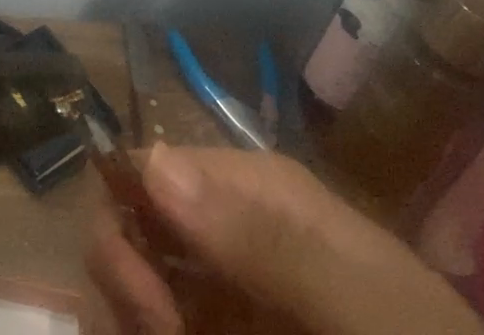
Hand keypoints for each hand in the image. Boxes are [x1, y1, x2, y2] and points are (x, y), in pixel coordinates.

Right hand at [87, 145, 483, 334]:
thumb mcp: (363, 308)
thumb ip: (267, 242)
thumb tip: (155, 165)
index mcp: (256, 188)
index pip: (144, 170)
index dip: (120, 225)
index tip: (149, 307)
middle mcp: (226, 218)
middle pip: (125, 222)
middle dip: (123, 280)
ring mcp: (220, 275)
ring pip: (128, 272)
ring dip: (129, 313)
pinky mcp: (218, 319)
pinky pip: (151, 313)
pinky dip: (141, 325)